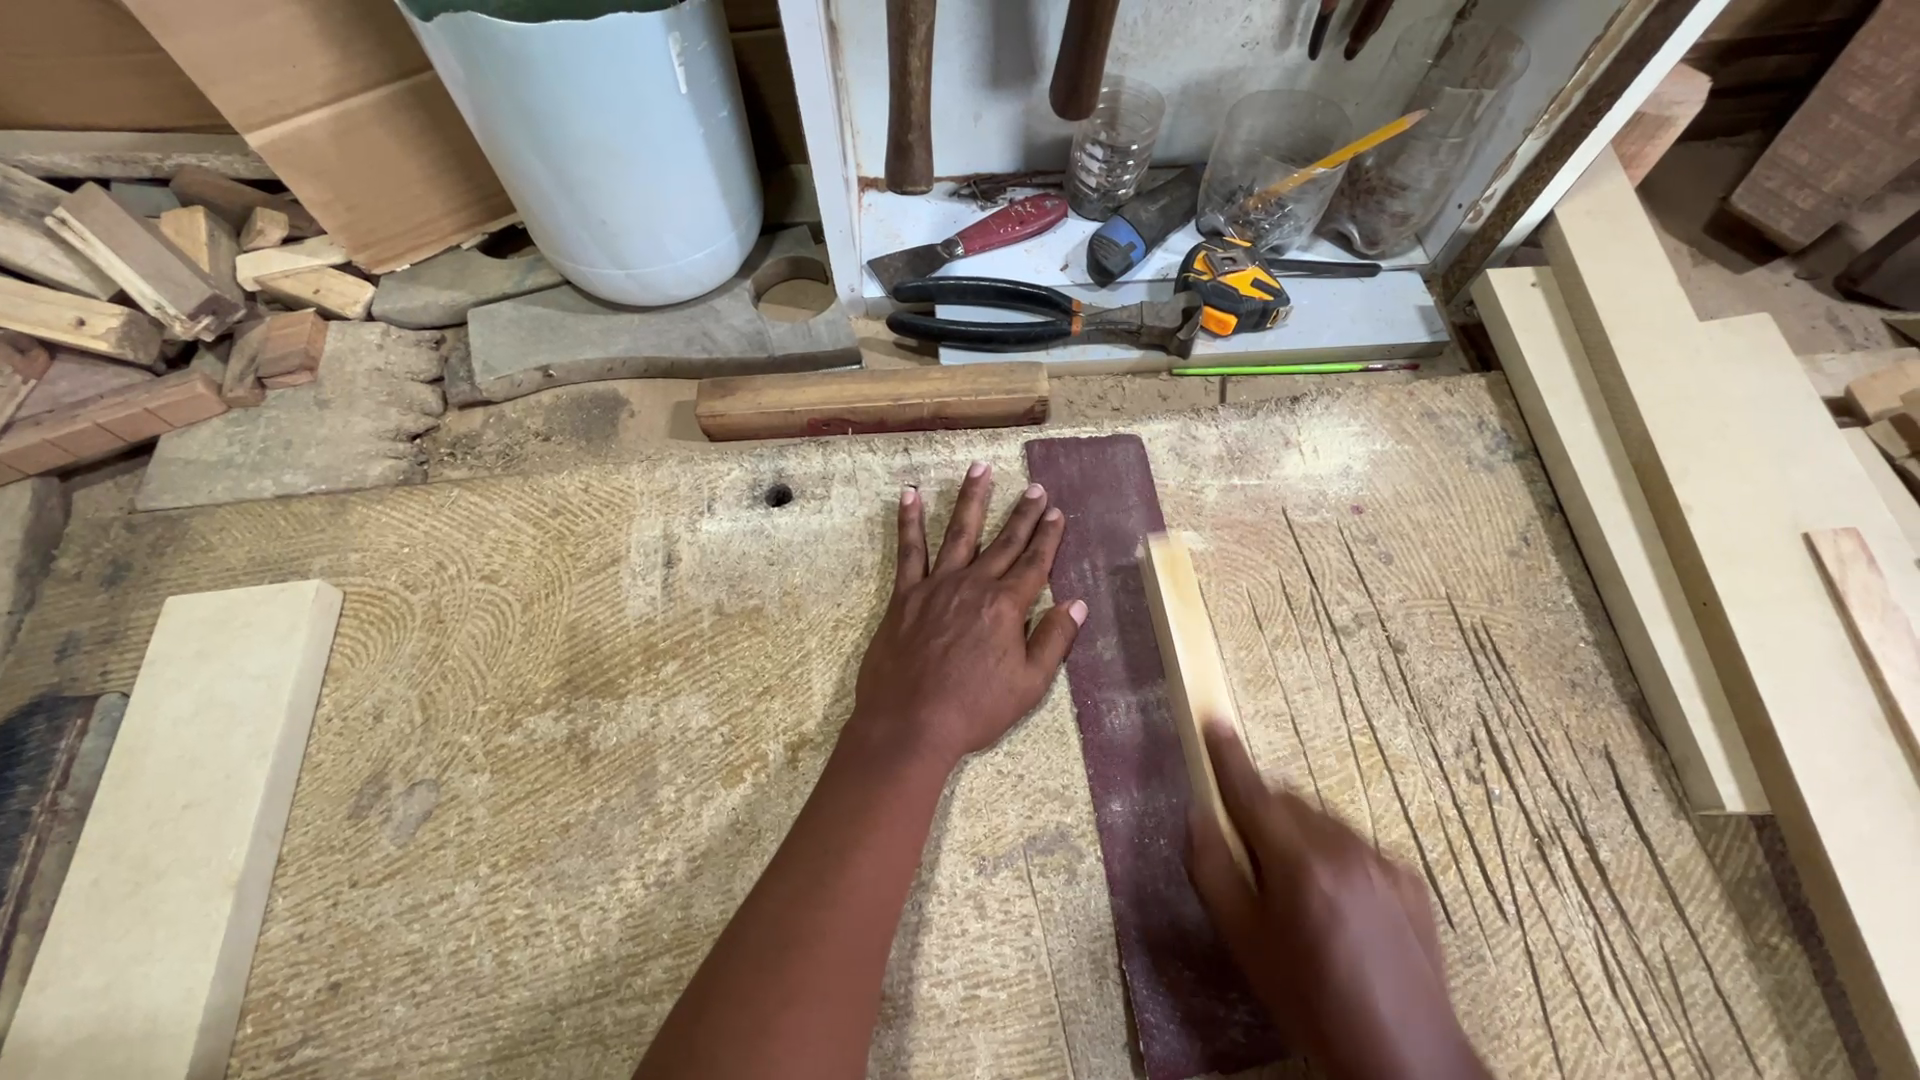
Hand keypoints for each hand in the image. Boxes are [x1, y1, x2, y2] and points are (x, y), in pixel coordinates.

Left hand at [845, 461, 1085, 770]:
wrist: (909, 723)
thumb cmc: (973, 710)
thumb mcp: (1028, 685)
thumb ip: (1053, 640)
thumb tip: (1076, 604)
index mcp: (1006, 607)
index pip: (1035, 563)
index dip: (1048, 537)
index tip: (1057, 512)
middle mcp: (973, 586)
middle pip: (1004, 542)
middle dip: (1023, 514)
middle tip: (1035, 487)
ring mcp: (936, 586)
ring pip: (958, 533)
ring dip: (972, 499)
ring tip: (980, 468)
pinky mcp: (904, 595)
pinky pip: (908, 551)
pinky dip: (909, 521)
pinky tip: (909, 494)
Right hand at [1187, 725, 1488, 1079]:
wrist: (1404, 1057)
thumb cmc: (1309, 1000)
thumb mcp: (1244, 942)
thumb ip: (1213, 870)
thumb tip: (1198, 816)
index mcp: (1300, 864)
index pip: (1253, 794)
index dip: (1229, 758)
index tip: (1214, 723)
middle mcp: (1347, 848)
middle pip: (1288, 802)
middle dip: (1262, 815)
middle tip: (1251, 861)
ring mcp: (1385, 860)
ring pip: (1322, 821)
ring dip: (1298, 836)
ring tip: (1296, 893)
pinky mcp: (1410, 877)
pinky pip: (1355, 845)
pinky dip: (1333, 856)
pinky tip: (1335, 906)